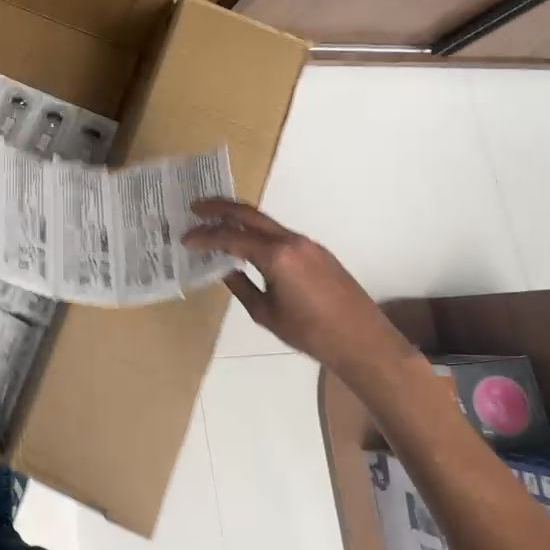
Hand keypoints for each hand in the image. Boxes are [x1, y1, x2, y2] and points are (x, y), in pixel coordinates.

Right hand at [182, 199, 412, 378]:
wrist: (363, 342)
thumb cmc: (311, 334)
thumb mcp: (266, 314)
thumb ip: (241, 286)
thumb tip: (225, 269)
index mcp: (276, 256)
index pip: (230, 238)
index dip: (204, 236)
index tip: (185, 239)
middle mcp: (291, 241)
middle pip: (249, 214)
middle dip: (219, 208)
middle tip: (195, 207)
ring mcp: (307, 244)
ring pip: (266, 223)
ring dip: (240, 219)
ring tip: (217, 223)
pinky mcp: (317, 253)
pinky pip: (280, 235)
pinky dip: (258, 233)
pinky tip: (249, 246)